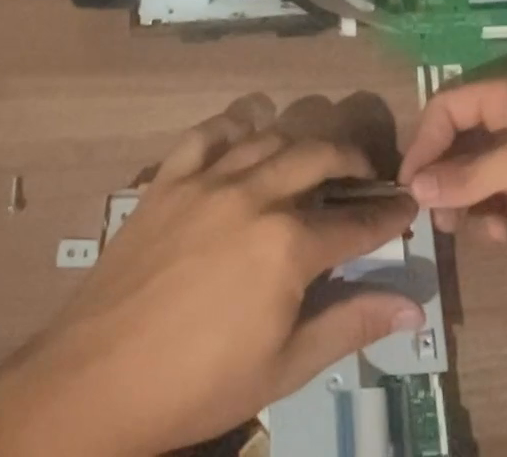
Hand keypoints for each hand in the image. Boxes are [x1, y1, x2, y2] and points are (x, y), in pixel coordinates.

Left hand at [0, 95, 422, 456]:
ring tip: (317, 156)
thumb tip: (412, 305)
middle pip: (319, 157)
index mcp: (289, 245)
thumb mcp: (285, 367)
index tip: (407, 207)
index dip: (388, 214)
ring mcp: (207, 182)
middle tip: (368, 177)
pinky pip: (208, 134)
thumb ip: (351, 325)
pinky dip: (236, 122)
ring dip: (304, 140)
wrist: (94, 382)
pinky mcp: (167, 182)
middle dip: (354, 162)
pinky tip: (250, 127)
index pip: (356, 221)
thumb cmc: (197, 385)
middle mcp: (254, 196)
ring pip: (270, 137)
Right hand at [399, 77, 506, 262]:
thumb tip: (414, 188)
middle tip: (446, 223)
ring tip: (501, 231)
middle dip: (454, 190)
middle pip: (463, 156)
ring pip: (488, 193)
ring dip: (489, 216)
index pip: (448, 109)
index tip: (410, 185)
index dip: (425, 142)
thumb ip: (469, 175)